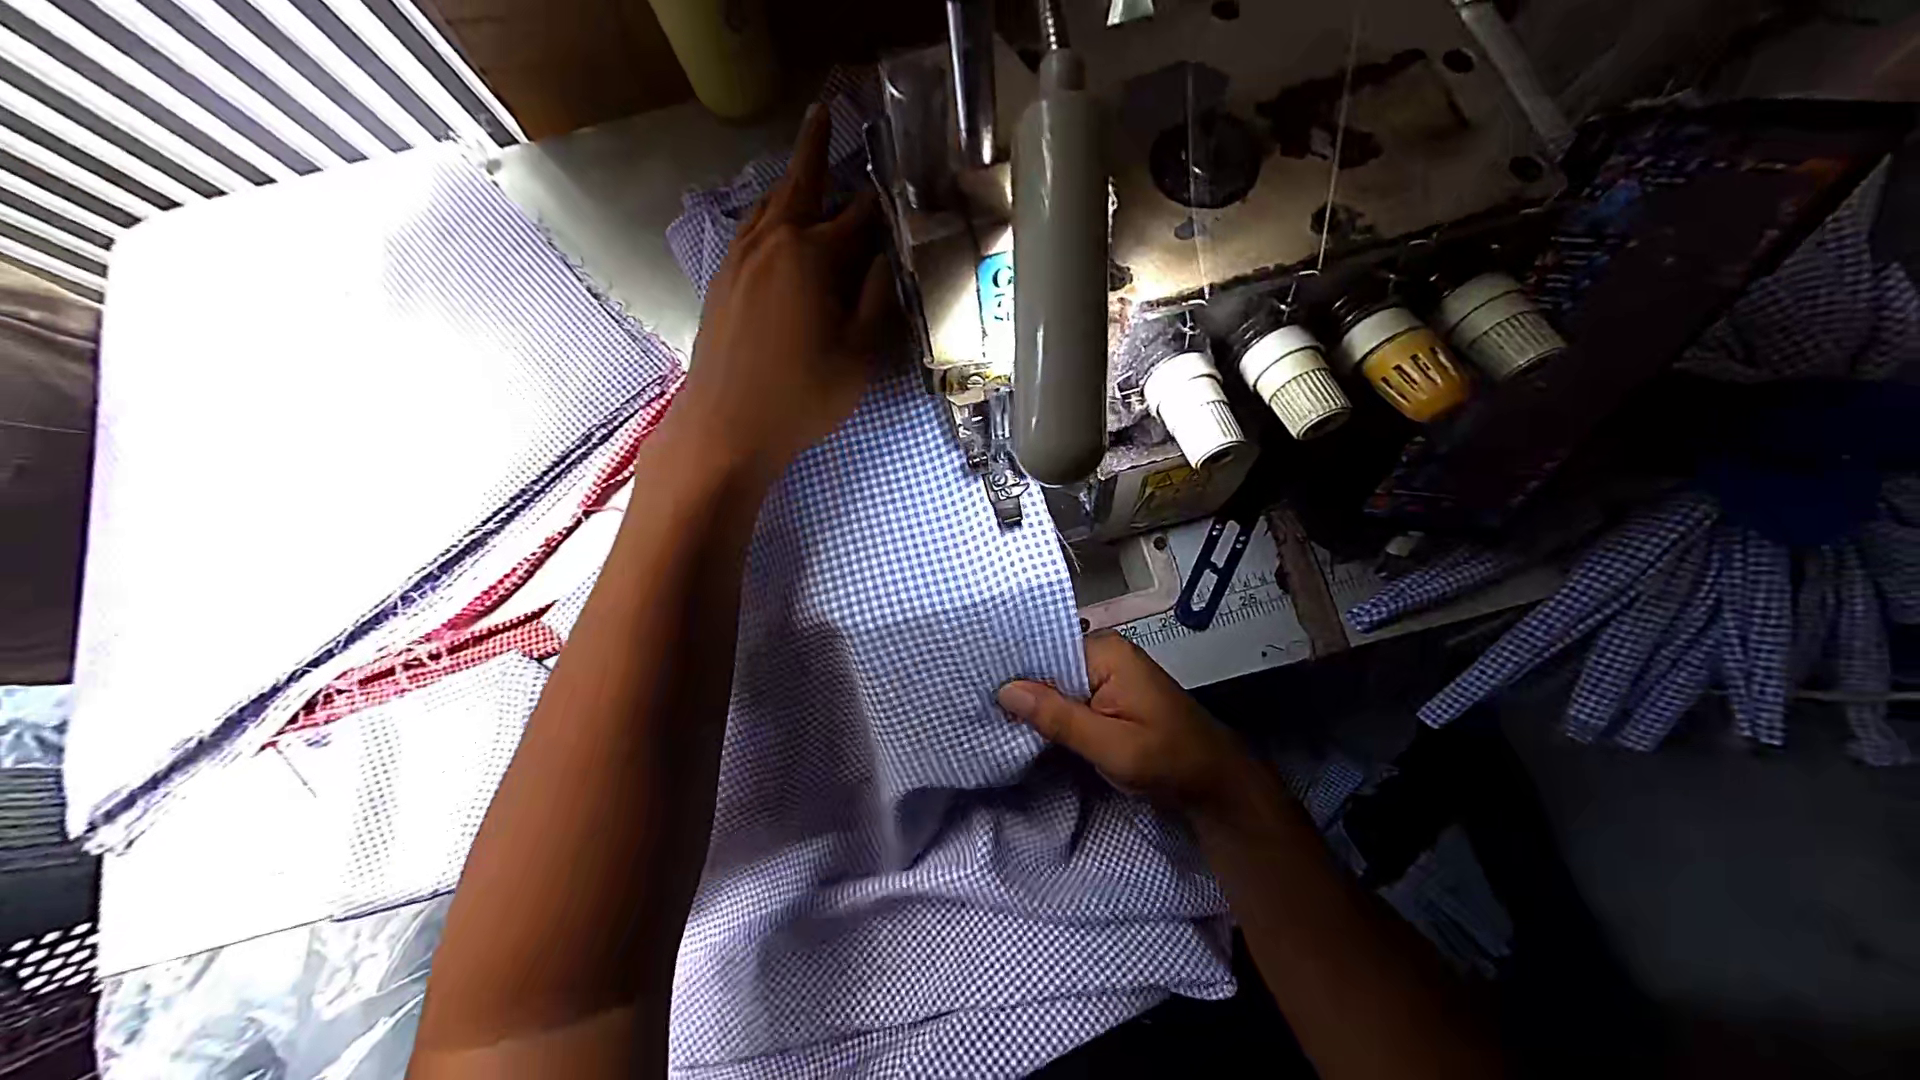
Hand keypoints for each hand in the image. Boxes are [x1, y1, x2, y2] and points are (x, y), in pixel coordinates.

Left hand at [678, 103, 892, 472]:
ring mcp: (739, 260)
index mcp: (812, 255)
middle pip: (800, 185)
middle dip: (816, 149)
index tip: (897, 185)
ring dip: (789, 184)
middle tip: (823, 114)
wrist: (725, 427)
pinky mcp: (721, 282)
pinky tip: (774, 229)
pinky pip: (749, 232)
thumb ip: (878, 301)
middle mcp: (772, 242)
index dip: (882, 201)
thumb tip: (886, 259)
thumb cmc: (801, 396)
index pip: (858, 216)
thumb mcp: (859, 355)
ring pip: (768, 206)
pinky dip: (767, 217)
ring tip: (803, 170)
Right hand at [997, 632, 1263, 817]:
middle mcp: (1102, 652)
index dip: (1011, 668)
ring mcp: (1104, 671)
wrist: (1214, 781)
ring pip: (1054, 681)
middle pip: (1046, 663)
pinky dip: (1049, 710)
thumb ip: (1059, 717)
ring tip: (986, 711)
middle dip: (1017, 686)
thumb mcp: (1110, 745)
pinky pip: (1067, 694)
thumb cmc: (1167, 760)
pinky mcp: (1104, 692)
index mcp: (1105, 651)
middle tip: (973, 702)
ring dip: (1032, 701)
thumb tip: (1005, 690)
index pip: (1043, 650)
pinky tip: (1022, 723)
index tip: (973, 683)